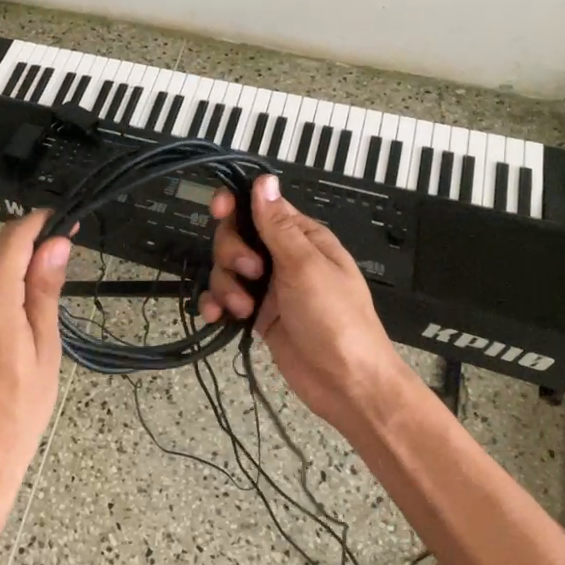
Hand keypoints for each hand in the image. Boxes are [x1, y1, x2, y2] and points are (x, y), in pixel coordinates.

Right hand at [197, 174, 403, 422]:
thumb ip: (278, 224)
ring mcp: (270, 288)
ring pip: (227, 269)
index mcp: (303, 238)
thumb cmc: (336, 320)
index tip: (219, 211)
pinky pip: (227, 299)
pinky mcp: (258, 315)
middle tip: (250, 274)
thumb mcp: (306, 267)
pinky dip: (217, 304)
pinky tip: (216, 316)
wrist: (348, 385)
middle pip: (237, 237)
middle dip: (232, 253)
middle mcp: (284, 258)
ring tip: (243, 309)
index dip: (236, 206)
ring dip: (227, 285)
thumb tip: (264, 180)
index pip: (261, 207)